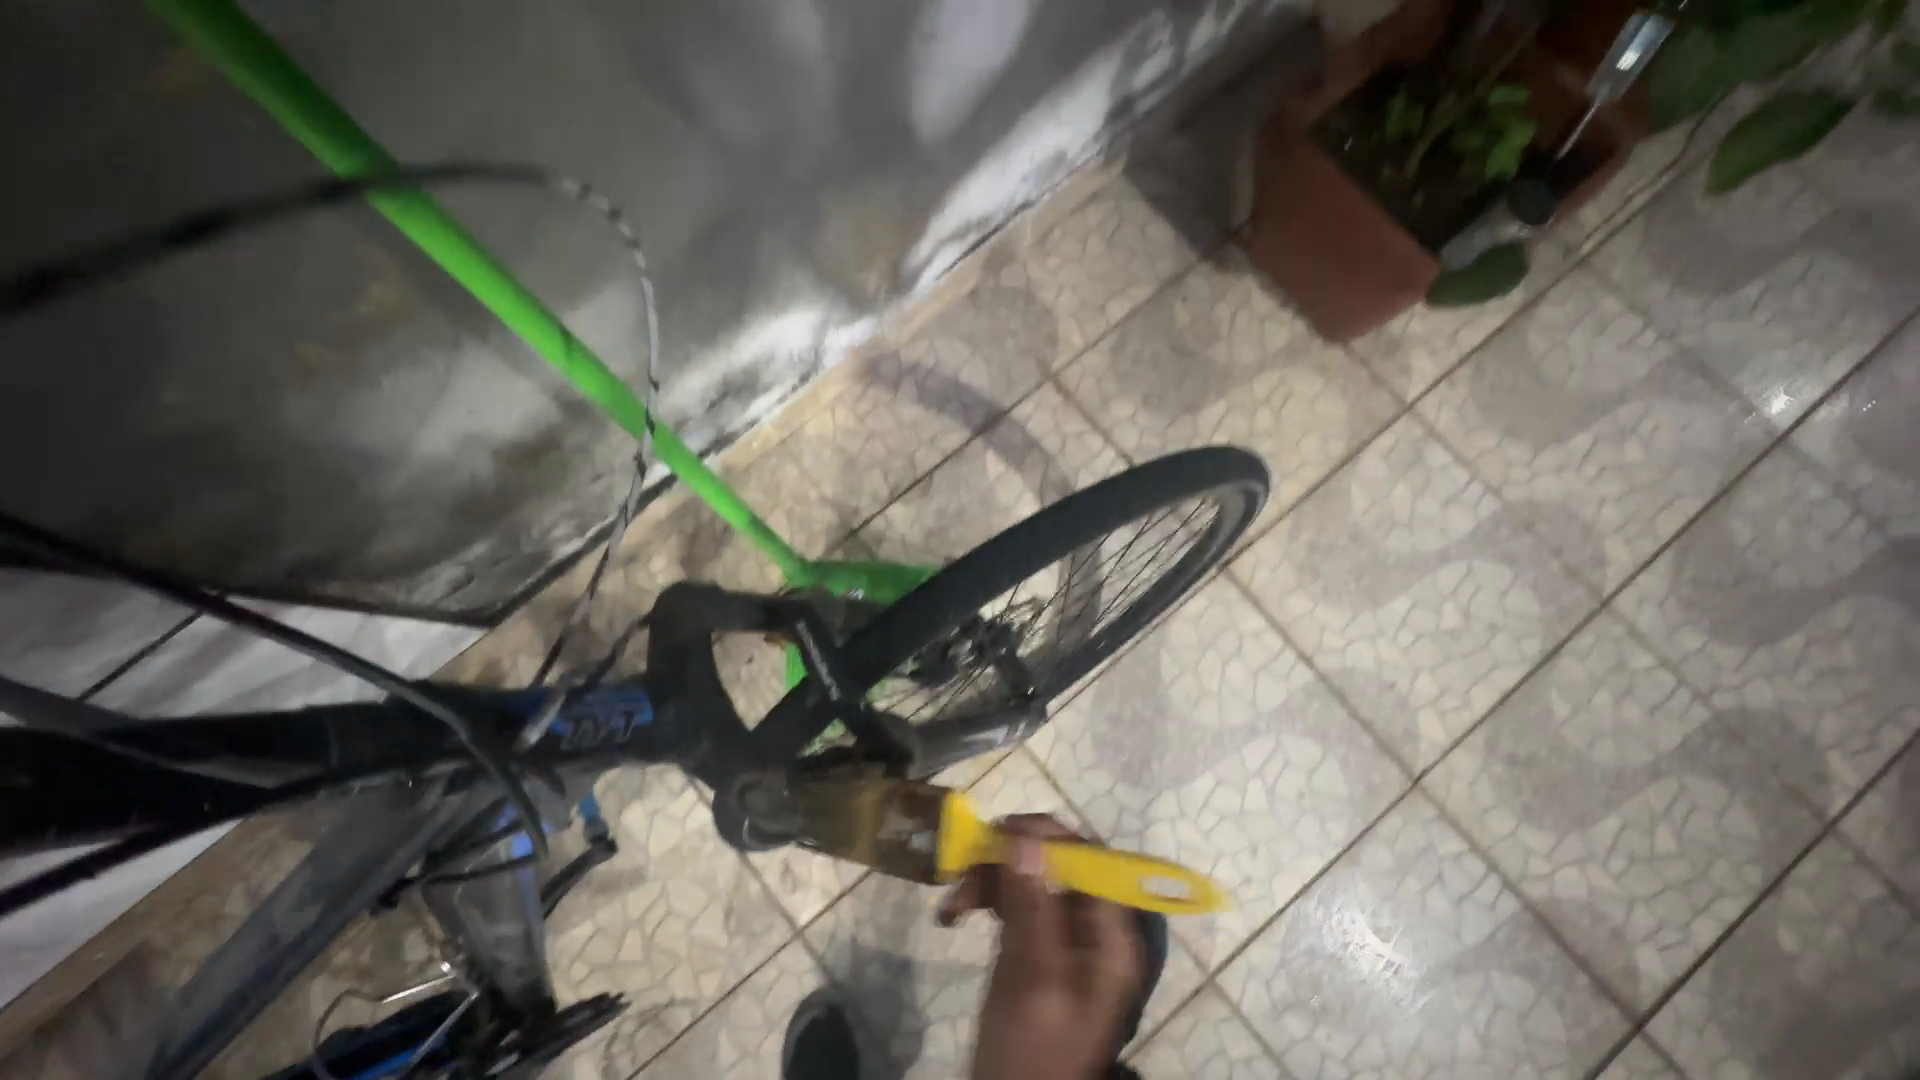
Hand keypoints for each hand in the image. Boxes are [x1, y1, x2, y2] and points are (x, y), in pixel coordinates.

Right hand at [937, 815, 1142, 1079]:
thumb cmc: (1031, 1054)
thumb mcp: (1034, 981)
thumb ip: (1034, 909)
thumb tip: (1028, 839)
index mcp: (1108, 935)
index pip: (1091, 860)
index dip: (1051, 836)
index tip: (1002, 831)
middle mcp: (1089, 926)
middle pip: (1054, 862)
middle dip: (1008, 856)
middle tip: (965, 865)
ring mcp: (1059, 934)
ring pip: (1026, 875)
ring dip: (987, 876)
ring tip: (953, 901)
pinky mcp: (1030, 943)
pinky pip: (1010, 899)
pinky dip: (982, 897)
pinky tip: (953, 913)